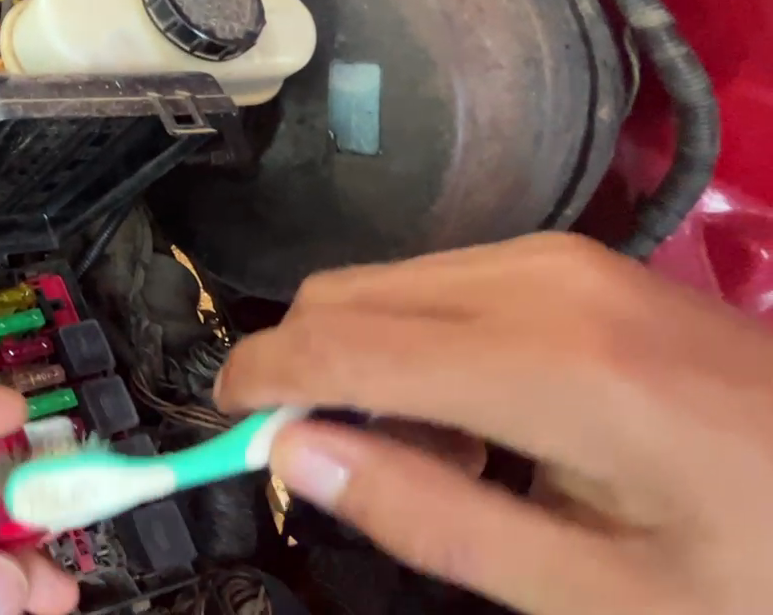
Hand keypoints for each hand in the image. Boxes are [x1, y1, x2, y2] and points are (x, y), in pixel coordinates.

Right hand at [215, 233, 772, 614]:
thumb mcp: (612, 599)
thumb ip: (431, 519)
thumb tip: (288, 452)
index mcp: (555, 365)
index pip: (340, 346)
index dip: (260, 376)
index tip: (225, 418)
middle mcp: (536, 280)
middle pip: (341, 298)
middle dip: (305, 370)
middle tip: (338, 457)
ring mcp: (552, 257)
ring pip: (374, 286)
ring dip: (355, 358)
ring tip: (429, 447)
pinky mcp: (562, 257)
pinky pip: (424, 283)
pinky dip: (402, 339)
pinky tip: (468, 405)